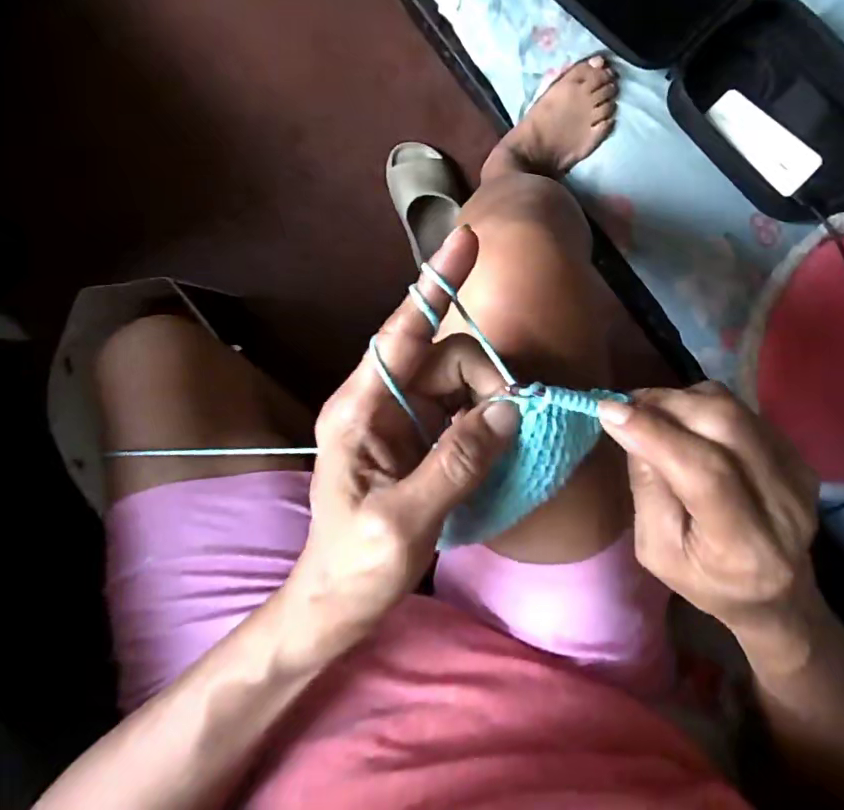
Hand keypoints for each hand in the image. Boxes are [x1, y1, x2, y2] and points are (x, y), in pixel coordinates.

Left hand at [277, 226, 515, 663]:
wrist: (332, 603)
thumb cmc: (356, 566)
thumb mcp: (405, 520)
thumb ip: (457, 461)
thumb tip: (508, 410)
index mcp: (357, 410)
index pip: (401, 332)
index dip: (435, 284)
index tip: (466, 239)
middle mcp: (373, 400)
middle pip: (442, 357)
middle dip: (484, 380)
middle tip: (510, 429)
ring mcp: (392, 417)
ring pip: (454, 380)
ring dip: (486, 401)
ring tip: (503, 444)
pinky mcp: (410, 435)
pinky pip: (455, 406)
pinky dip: (481, 417)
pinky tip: (495, 443)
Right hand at [598, 382, 823, 668]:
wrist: (775, 596)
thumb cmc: (705, 578)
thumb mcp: (657, 550)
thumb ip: (647, 488)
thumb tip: (630, 424)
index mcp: (744, 547)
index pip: (704, 473)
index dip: (654, 433)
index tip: (609, 408)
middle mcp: (783, 507)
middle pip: (725, 426)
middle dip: (666, 404)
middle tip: (627, 403)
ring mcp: (798, 478)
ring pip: (733, 410)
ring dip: (682, 399)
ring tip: (652, 410)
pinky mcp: (799, 458)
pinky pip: (742, 410)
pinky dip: (703, 404)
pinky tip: (684, 422)